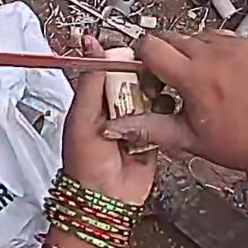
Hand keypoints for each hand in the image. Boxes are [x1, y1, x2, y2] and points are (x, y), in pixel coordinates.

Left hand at [62, 35, 155, 205]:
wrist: (106, 200)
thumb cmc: (85, 165)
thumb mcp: (83, 117)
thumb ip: (92, 82)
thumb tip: (93, 46)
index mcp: (94, 98)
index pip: (108, 66)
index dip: (121, 58)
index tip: (133, 54)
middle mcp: (115, 105)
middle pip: (135, 76)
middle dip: (142, 78)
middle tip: (142, 85)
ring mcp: (136, 118)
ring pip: (152, 92)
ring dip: (153, 97)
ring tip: (149, 105)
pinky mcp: (154, 132)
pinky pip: (164, 114)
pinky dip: (164, 114)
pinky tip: (160, 118)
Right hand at [104, 32, 247, 171]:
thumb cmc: (240, 142)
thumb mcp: (187, 139)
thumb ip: (148, 127)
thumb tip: (117, 126)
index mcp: (194, 77)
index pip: (150, 45)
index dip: (142, 57)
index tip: (146, 73)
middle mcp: (213, 55)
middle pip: (170, 37)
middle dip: (163, 56)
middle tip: (169, 80)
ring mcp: (233, 47)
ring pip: (194, 35)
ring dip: (188, 52)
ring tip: (197, 79)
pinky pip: (219, 37)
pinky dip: (212, 50)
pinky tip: (216, 72)